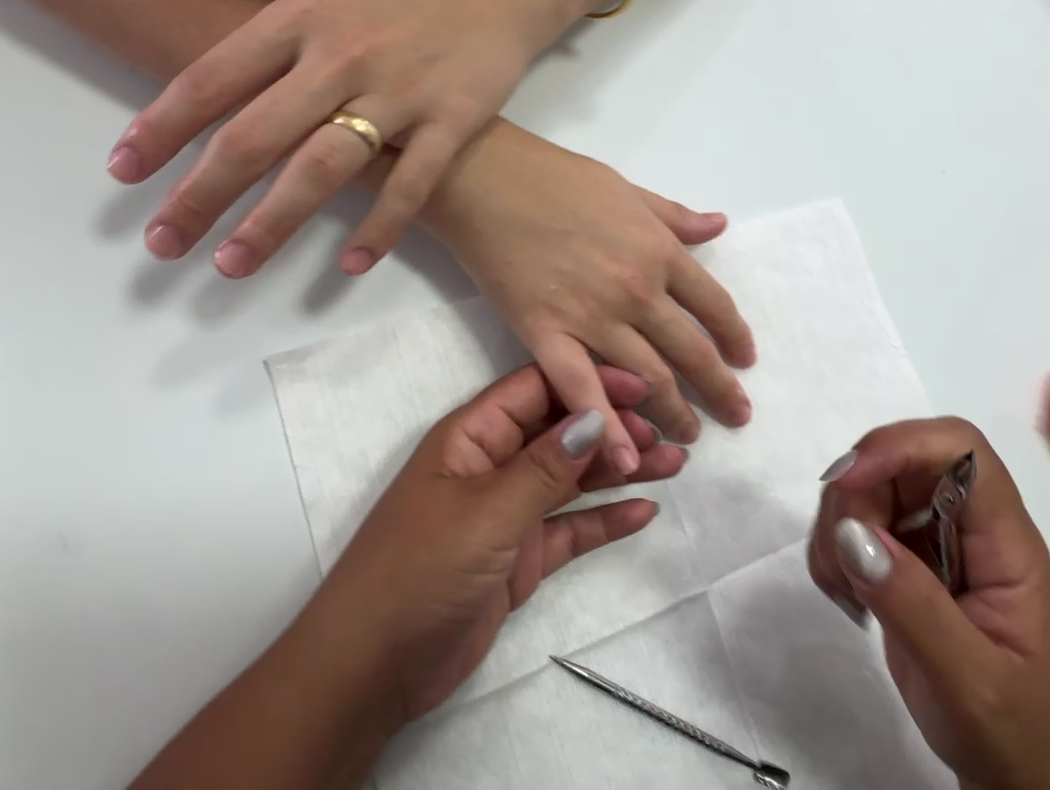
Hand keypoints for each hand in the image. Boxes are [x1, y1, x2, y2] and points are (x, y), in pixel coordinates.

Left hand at [106, 0, 609, 278]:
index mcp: (305, 16)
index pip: (215, 75)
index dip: (164, 125)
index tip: (124, 172)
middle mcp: (343, 58)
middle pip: (258, 135)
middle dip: (202, 193)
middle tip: (162, 244)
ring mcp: (400, 95)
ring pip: (326, 168)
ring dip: (276, 221)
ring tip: (233, 265)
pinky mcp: (451, 123)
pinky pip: (413, 184)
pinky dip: (382, 226)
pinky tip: (349, 267)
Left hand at [318, 362, 683, 718]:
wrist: (373, 667)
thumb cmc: (421, 570)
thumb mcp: (486, 512)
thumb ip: (544, 467)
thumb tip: (597, 416)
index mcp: (471, 437)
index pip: (536, 390)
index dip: (588, 381)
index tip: (643, 385)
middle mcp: (492, 466)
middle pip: (561, 433)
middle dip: (613, 429)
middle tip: (668, 433)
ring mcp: (507, 512)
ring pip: (572, 480)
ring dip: (619, 471)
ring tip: (676, 465)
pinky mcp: (519, 557)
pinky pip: (570, 528)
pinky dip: (605, 520)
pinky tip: (644, 513)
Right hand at [419, 121, 755, 473]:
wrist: (486, 180)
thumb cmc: (556, 178)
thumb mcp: (628, 189)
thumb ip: (674, 217)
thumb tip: (719, 225)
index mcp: (659, 251)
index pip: (714, 306)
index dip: (734, 337)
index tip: (745, 359)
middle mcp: (637, 291)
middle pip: (690, 351)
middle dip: (719, 389)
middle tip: (737, 417)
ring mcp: (592, 317)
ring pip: (646, 378)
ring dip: (674, 414)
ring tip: (689, 438)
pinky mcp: (546, 335)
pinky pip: (582, 389)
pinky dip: (606, 427)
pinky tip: (625, 457)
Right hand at [810, 420, 1049, 789]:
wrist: (1016, 774)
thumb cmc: (1009, 729)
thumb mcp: (967, 678)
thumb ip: (912, 605)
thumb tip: (852, 533)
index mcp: (1005, 541)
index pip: (959, 449)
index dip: (901, 446)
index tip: (847, 484)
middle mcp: (968, 526)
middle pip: (901, 462)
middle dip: (855, 497)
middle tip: (840, 564)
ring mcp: (935, 540)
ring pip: (870, 488)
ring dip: (836, 527)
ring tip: (842, 592)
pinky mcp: (905, 559)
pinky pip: (854, 524)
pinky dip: (832, 550)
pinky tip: (843, 598)